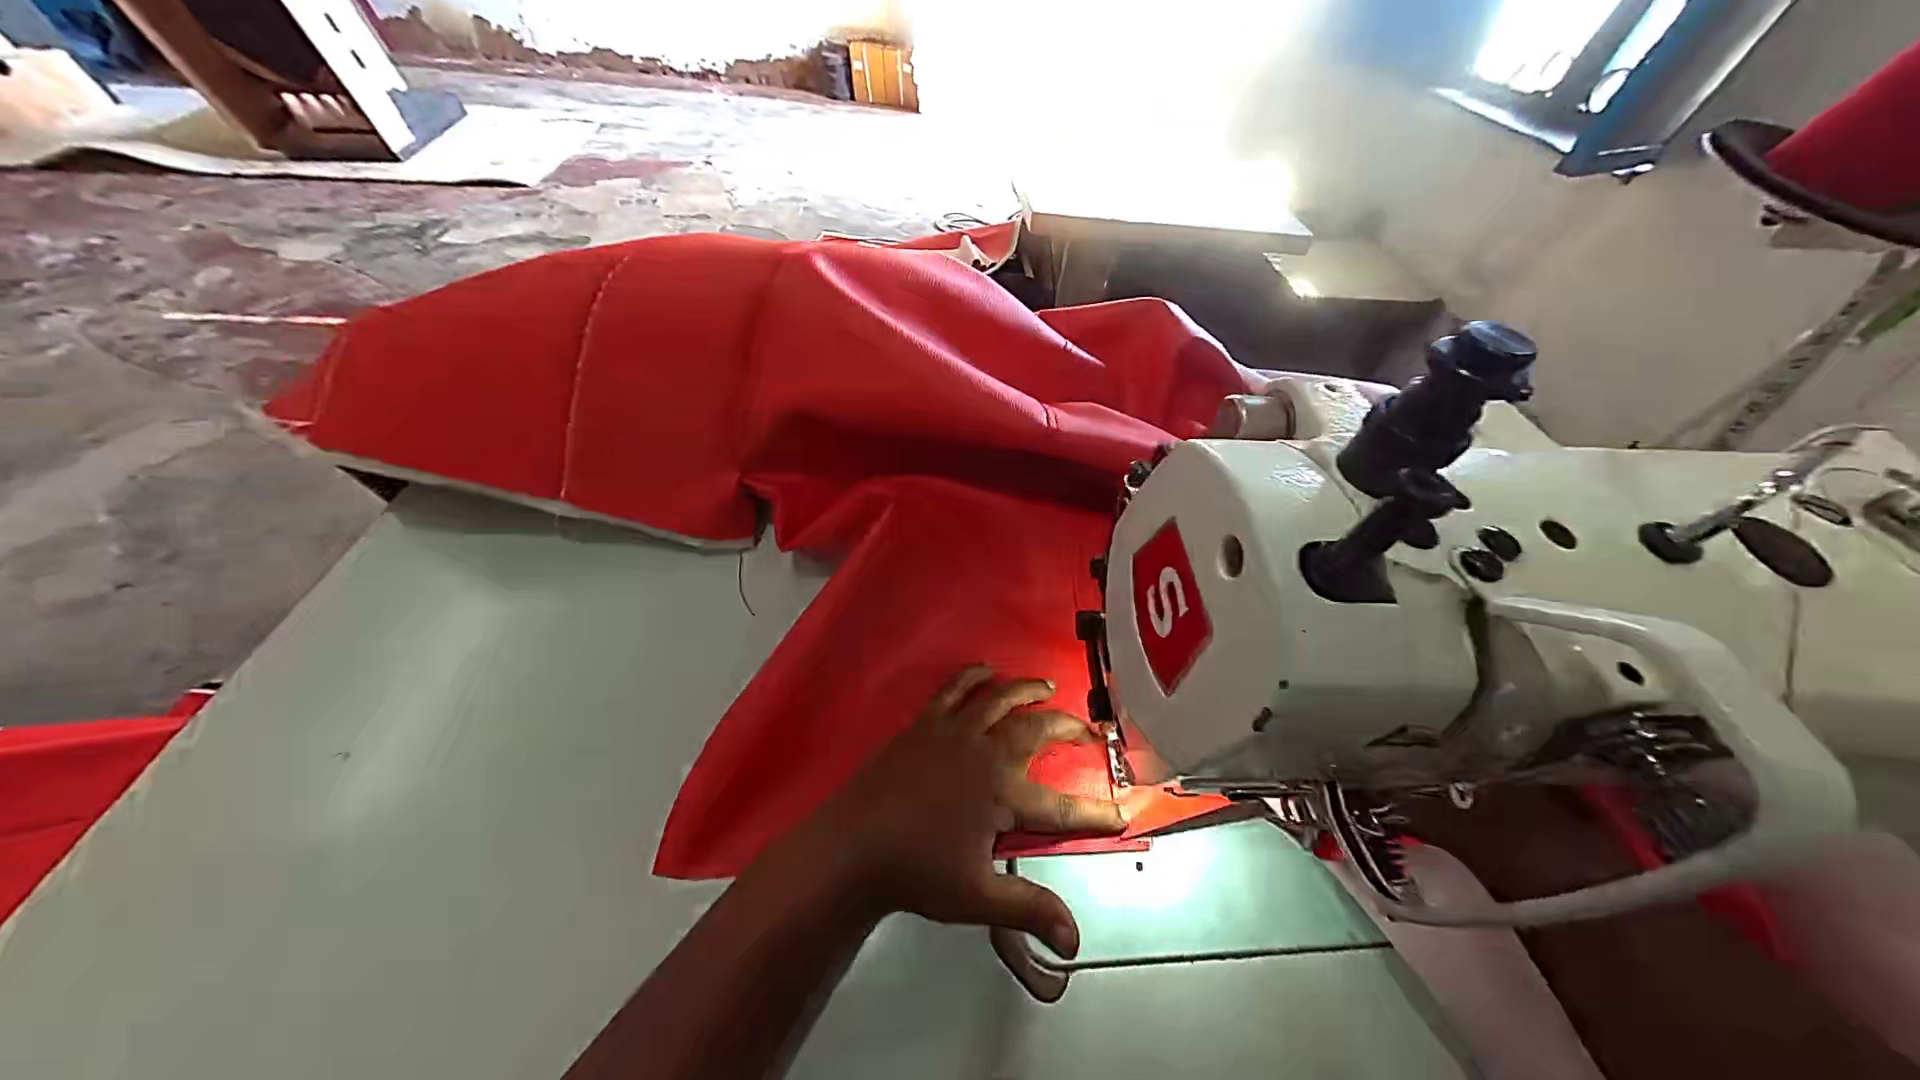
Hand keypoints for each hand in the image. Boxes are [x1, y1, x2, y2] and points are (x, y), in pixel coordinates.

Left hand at [777, 665, 1128, 959]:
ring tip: (1046, 687)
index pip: (1063, 806)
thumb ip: (1029, 908)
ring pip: (1000, 698)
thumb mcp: (977, 897)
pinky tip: (985, 669)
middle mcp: (985, 752)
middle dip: (1069, 728)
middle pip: (1037, 730)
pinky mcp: (925, 724)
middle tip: (1089, 731)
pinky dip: (973, 676)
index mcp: (1002, 792)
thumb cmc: (916, 872)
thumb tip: (1075, 940)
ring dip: (1027, 690)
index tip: (1121, 814)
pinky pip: (954, 690)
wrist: (853, 846)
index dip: (1096, 812)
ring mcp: (953, 731)